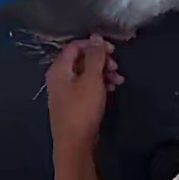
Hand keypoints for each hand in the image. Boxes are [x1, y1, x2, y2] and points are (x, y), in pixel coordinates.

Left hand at [46, 35, 122, 156]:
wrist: (74, 142)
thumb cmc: (82, 108)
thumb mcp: (92, 80)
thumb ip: (95, 57)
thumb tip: (96, 37)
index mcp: (59, 68)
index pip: (75, 47)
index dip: (94, 45)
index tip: (113, 51)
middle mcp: (59, 77)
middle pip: (81, 60)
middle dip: (101, 61)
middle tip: (117, 67)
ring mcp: (65, 90)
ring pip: (86, 73)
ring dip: (103, 73)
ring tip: (119, 80)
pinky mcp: (73, 102)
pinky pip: (87, 86)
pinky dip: (100, 84)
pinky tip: (112, 89)